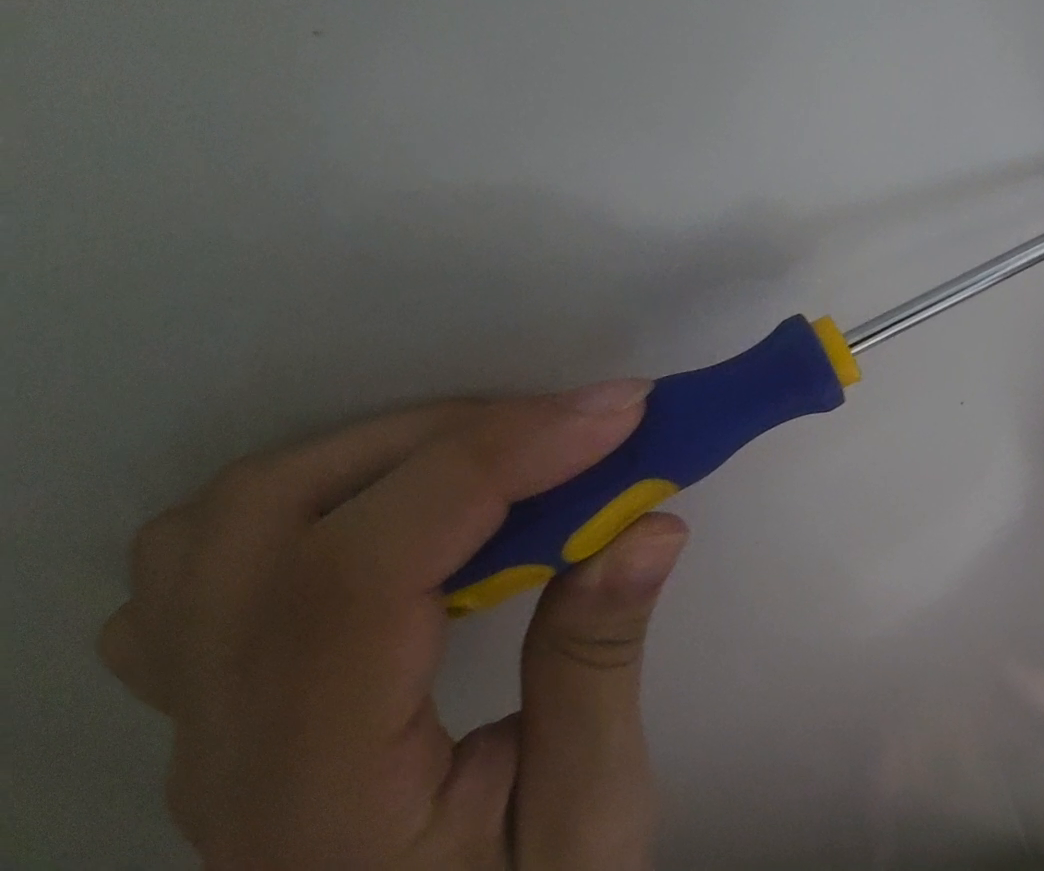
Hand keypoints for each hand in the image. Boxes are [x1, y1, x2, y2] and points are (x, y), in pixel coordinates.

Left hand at [97, 382, 687, 869]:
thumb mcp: (586, 822)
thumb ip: (598, 671)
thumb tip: (648, 526)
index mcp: (317, 789)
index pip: (360, 575)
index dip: (493, 464)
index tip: (617, 415)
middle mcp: (222, 745)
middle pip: (272, 519)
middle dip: (447, 438)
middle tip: (578, 430)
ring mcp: (201, 719)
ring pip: (223, 523)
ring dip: (378, 455)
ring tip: (503, 461)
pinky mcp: (218, 702)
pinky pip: (203, 563)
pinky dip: (312, 496)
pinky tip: (403, 515)